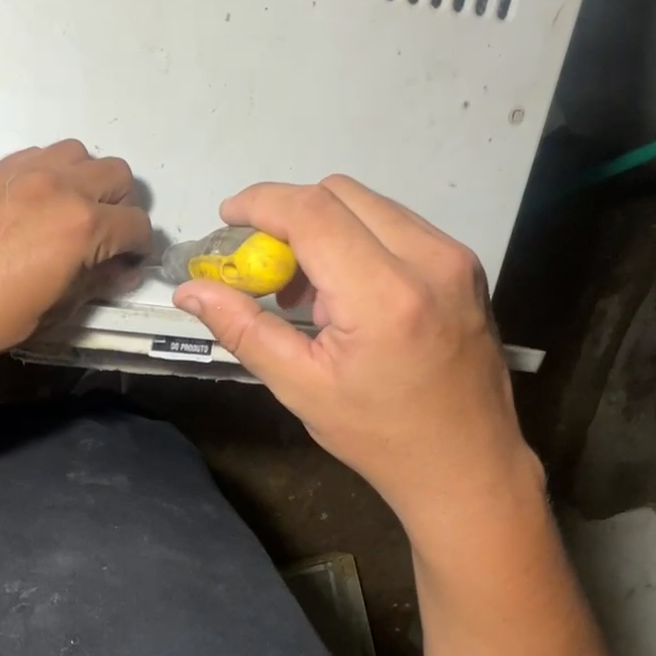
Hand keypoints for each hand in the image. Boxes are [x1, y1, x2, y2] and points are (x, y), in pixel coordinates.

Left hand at [0, 140, 152, 379]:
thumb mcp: (59, 309)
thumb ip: (98, 281)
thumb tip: (124, 270)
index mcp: (82, 225)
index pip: (136, 223)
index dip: (140, 246)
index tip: (130, 261)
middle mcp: (61, 185)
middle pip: (118, 176)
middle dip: (122, 206)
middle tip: (107, 236)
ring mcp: (26, 170)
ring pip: (81, 155)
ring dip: (88, 181)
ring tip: (72, 213)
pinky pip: (41, 155)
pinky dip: (53, 174)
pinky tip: (38, 206)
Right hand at [173, 176, 538, 532]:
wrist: (465, 462)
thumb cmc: (378, 435)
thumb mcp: (300, 387)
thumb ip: (244, 329)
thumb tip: (190, 291)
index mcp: (384, 296)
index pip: (314, 212)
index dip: (261, 204)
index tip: (228, 218)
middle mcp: (429, 260)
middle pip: (341, 193)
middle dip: (288, 215)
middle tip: (261, 265)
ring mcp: (455, 258)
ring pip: (371, 204)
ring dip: (323, 228)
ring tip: (302, 289)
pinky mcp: (465, 265)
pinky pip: (397, 225)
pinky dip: (357, 241)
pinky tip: (342, 294)